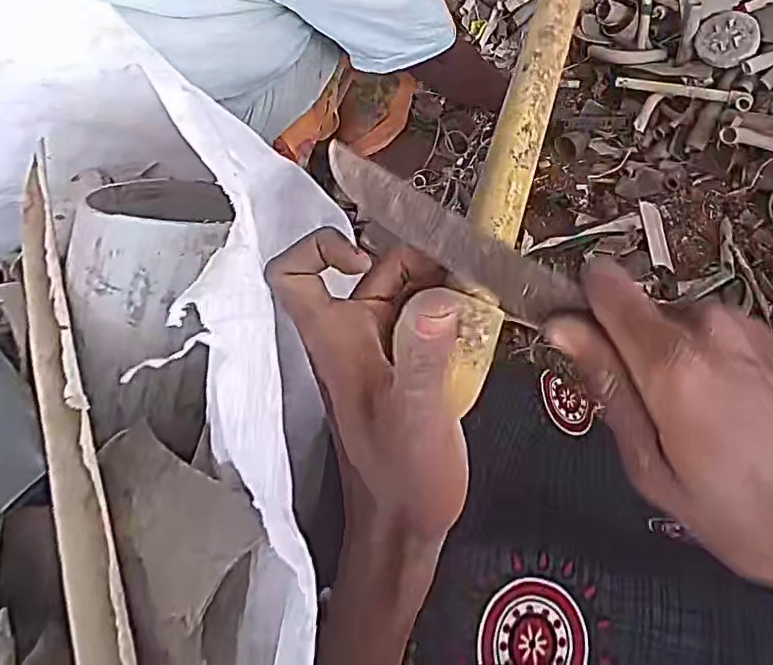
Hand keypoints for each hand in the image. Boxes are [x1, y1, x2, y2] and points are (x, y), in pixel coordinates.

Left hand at [267, 228, 468, 542]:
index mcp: (335, 338)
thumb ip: (424, 356)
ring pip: (404, 286)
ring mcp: (381, 345)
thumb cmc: (399, 477)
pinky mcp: (407, 358)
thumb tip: (438, 296)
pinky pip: (426, 312)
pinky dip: (451, 305)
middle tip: (460, 272)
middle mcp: (352, 333)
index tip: (365, 258)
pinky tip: (478, 318)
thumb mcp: (416, 414)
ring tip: (477, 293)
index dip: (319, 249)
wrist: (408, 523)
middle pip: (372, 268)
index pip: (293, 275)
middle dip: (416, 262)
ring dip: (440, 282)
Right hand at [545, 260, 772, 602]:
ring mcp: (738, 323)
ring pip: (668, 323)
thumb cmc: (753, 516)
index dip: (579, 303)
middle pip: (633, 310)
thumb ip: (606, 388)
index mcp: (672, 360)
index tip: (573, 335)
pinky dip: (701, 362)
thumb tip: (564, 330)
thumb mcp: (655, 469)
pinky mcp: (762, 331)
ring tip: (697, 424)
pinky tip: (728, 415)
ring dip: (666, 360)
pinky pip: (704, 333)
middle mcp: (704, 324)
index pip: (601, 284)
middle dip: (627, 349)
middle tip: (650, 414)